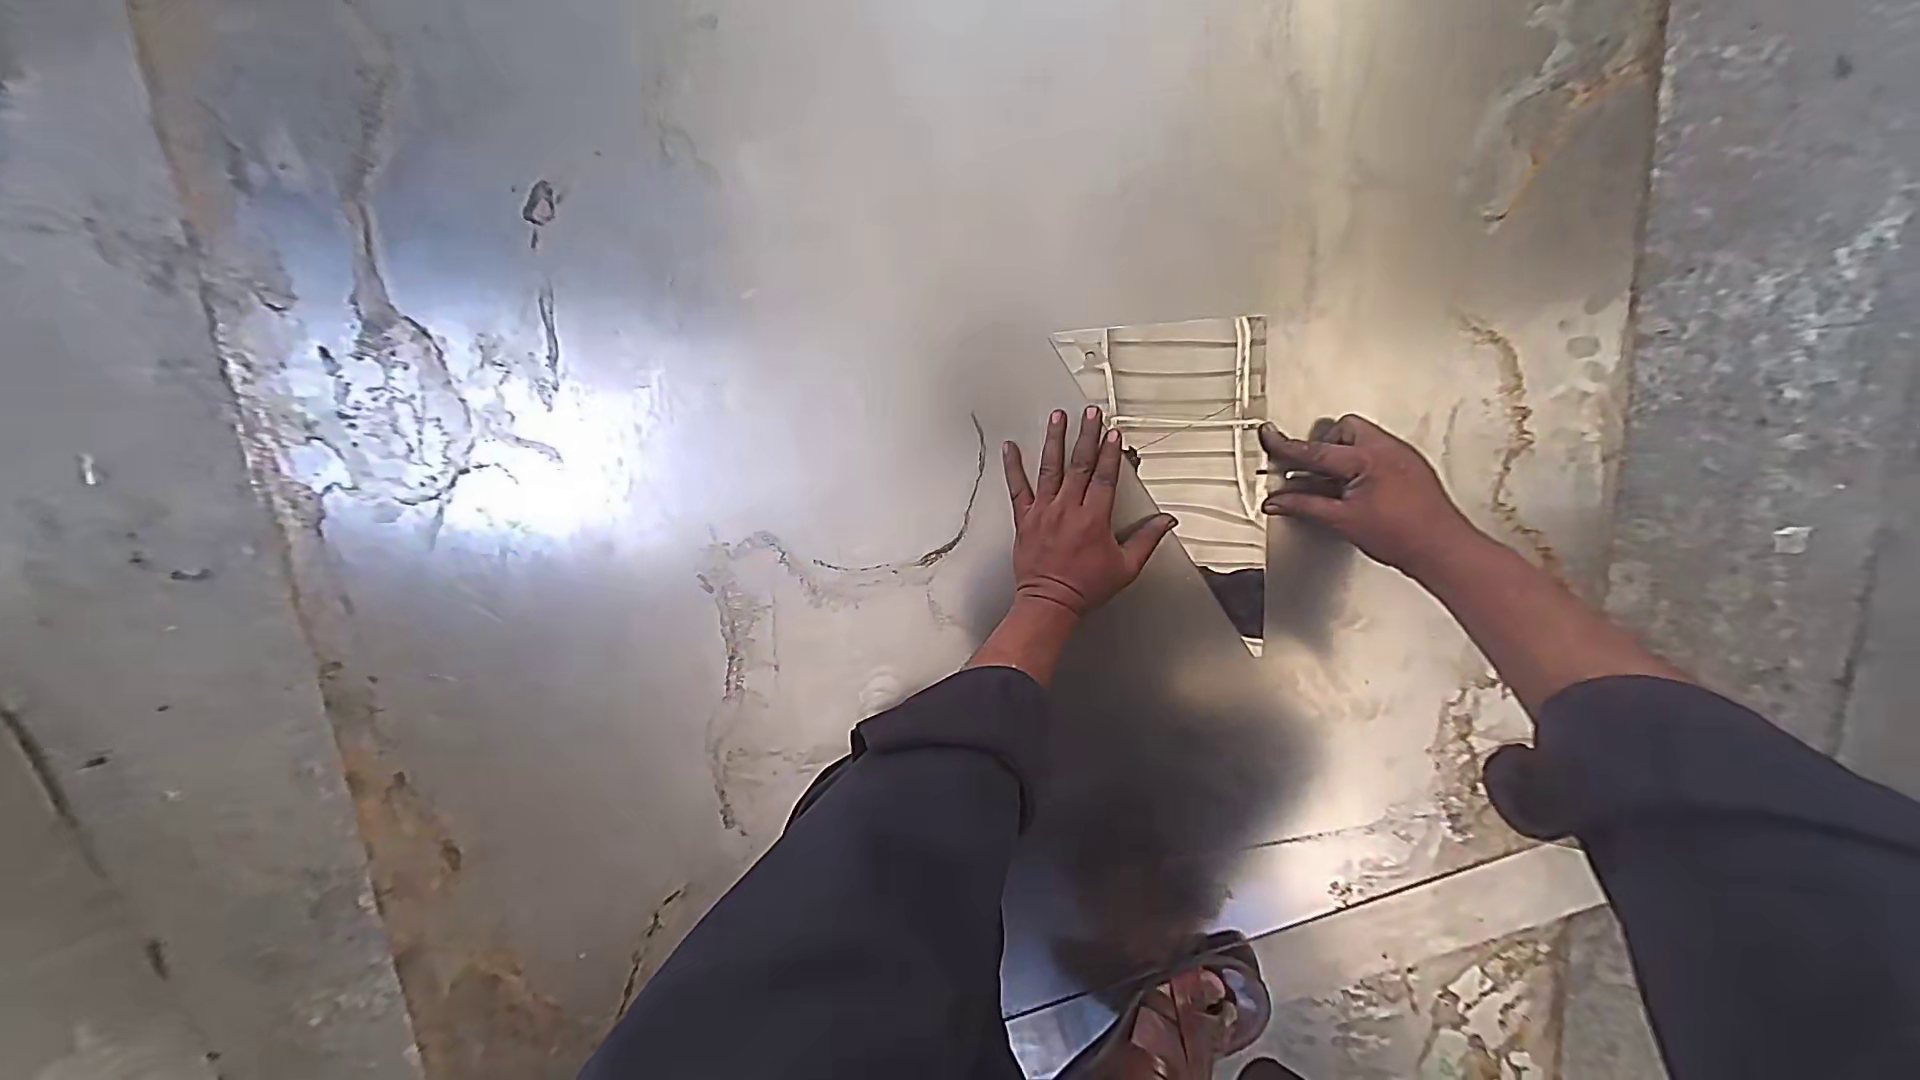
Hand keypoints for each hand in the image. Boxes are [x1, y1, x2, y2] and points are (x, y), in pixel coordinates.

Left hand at [1003, 406, 1177, 616]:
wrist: (1049, 603)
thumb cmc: (1085, 588)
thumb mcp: (1126, 567)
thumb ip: (1147, 540)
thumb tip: (1166, 522)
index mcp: (1094, 519)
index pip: (1104, 476)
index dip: (1110, 453)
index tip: (1112, 432)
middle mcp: (1067, 509)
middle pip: (1079, 464)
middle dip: (1086, 435)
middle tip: (1090, 412)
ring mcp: (1043, 511)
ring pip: (1049, 468)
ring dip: (1054, 440)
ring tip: (1058, 417)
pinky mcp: (1024, 519)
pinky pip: (1017, 487)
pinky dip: (1013, 466)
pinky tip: (1010, 447)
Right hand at [1259, 414, 1480, 576]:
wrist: (1440, 550)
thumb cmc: (1403, 535)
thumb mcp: (1341, 520)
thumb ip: (1304, 506)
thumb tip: (1279, 502)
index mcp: (1369, 458)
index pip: (1316, 450)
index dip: (1287, 446)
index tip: (1270, 437)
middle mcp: (1389, 451)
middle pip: (1342, 430)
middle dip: (1321, 445)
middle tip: (1305, 466)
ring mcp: (1401, 457)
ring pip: (1360, 439)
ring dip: (1340, 455)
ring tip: (1328, 480)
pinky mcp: (1408, 468)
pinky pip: (1375, 453)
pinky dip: (1357, 464)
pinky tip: (1350, 488)